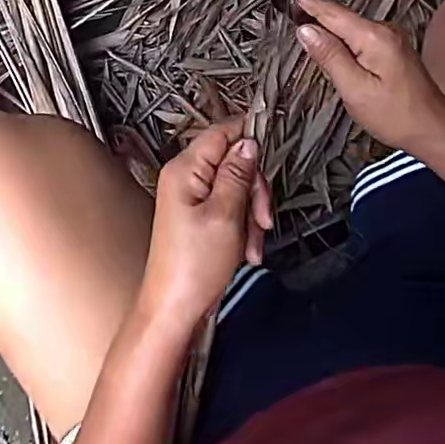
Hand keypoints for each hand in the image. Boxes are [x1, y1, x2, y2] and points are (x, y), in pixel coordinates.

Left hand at [138, 119, 273, 328]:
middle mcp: (184, 178)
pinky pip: (230, 207)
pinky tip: (246, 248)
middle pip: (233, 161)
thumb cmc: (191, 269)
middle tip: (260, 215)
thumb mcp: (225, 215)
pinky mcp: (198, 216)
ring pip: (236, 186)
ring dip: (251, 213)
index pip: (220, 132)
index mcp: (184, 170)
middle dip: (254, 189)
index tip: (269, 142)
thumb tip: (248, 144)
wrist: (175, 311)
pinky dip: (243, 226)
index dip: (247, 135)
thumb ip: (237, 174)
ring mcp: (190, 198)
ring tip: (251, 241)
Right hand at [294, 0, 444, 153]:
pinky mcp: (391, 48)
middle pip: (340, 18)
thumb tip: (306, 31)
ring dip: (328, 27)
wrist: (433, 130)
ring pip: (349, 27)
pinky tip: (331, 44)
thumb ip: (329, 56)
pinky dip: (342, 38)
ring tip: (304, 23)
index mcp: (374, 37)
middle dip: (316, 14)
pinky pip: (359, 36)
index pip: (333, 13)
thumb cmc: (398, 115)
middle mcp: (384, 31)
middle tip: (290, 9)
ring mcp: (390, 38)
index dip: (310, 4)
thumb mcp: (355, 89)